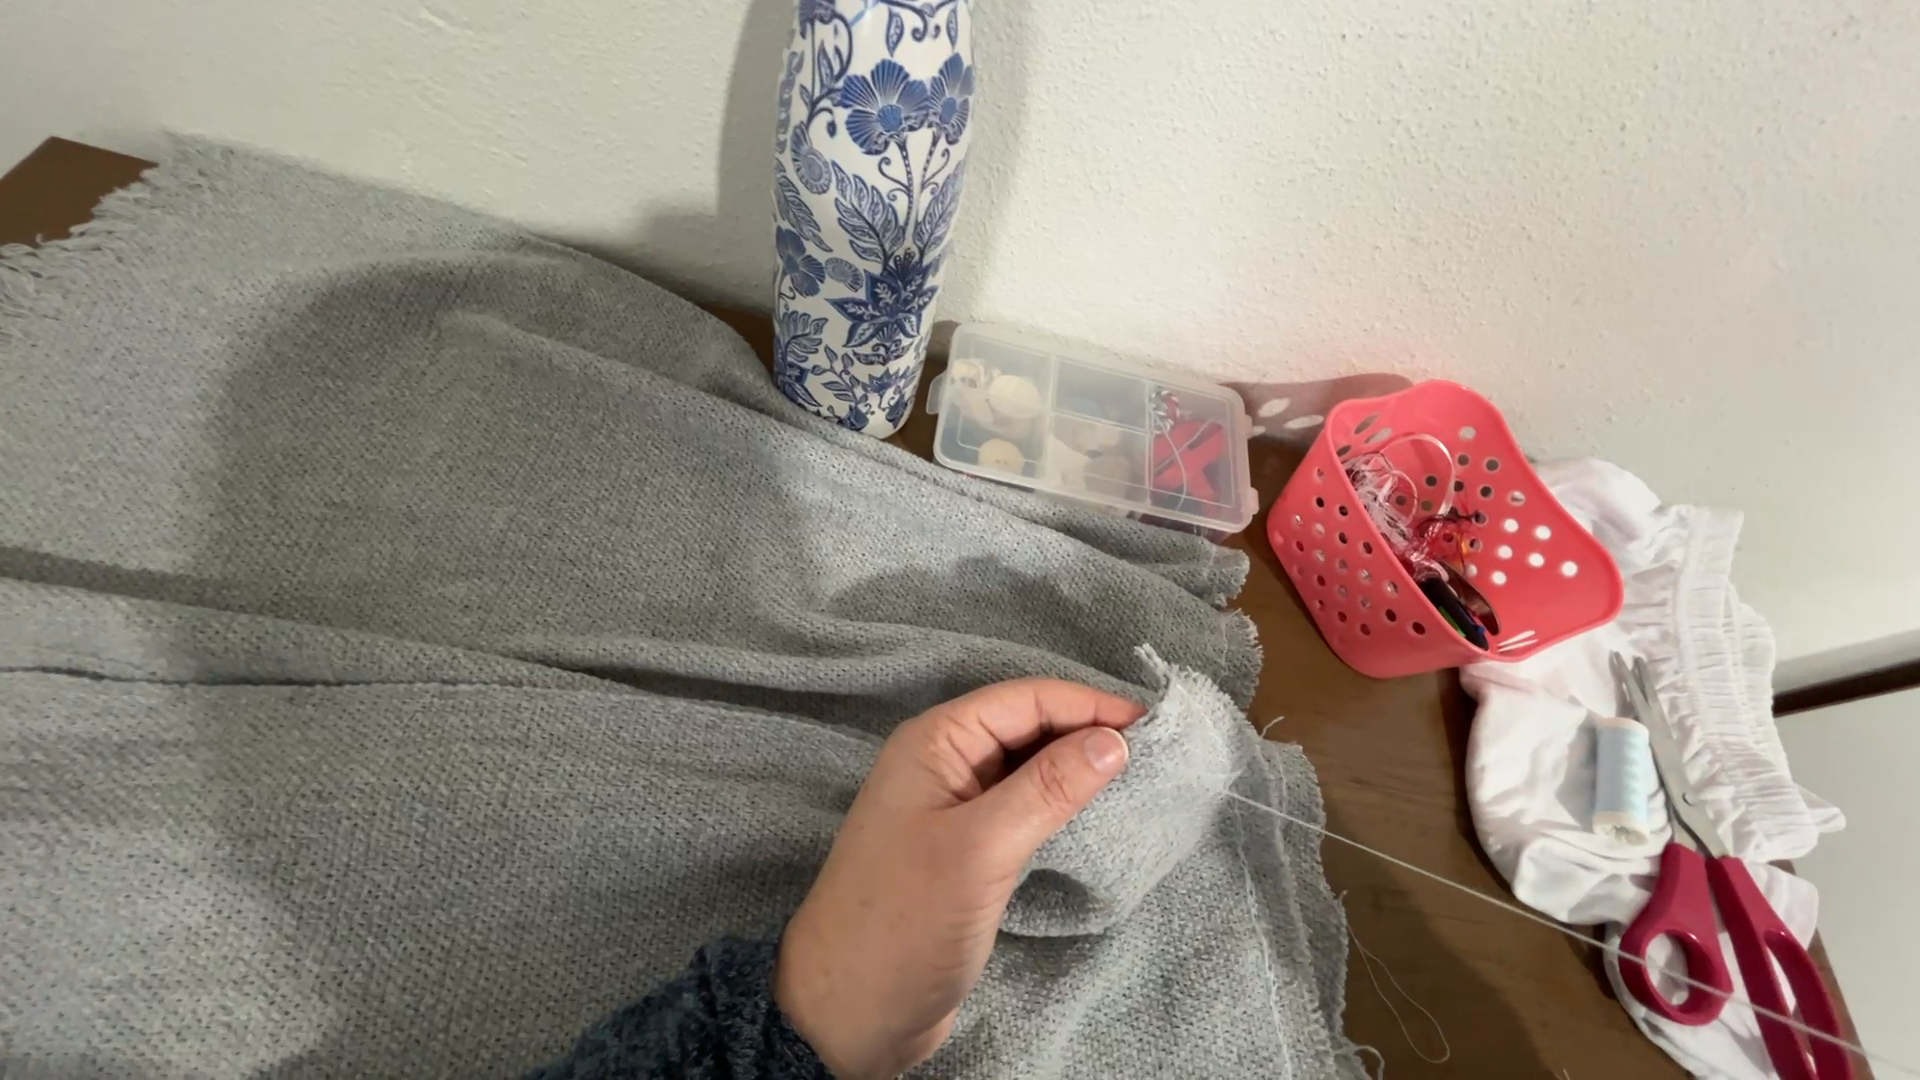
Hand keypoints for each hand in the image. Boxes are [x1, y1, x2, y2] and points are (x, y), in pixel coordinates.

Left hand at [774, 678, 1141, 1078]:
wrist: (846, 1014)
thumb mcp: (979, 849)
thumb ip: (1047, 789)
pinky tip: (1094, 810)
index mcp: (937, 740)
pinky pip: (1021, 803)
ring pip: (1026, 764)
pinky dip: (1059, 801)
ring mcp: (955, 802)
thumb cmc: (904, 921)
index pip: (1024, 700)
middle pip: (1027, 725)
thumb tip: (1113, 741)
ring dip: (1076, 765)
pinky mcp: (966, 843)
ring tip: (1138, 774)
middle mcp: (946, 760)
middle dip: (1085, 730)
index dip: (1087, 704)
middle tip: (1154, 750)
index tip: (1151, 723)